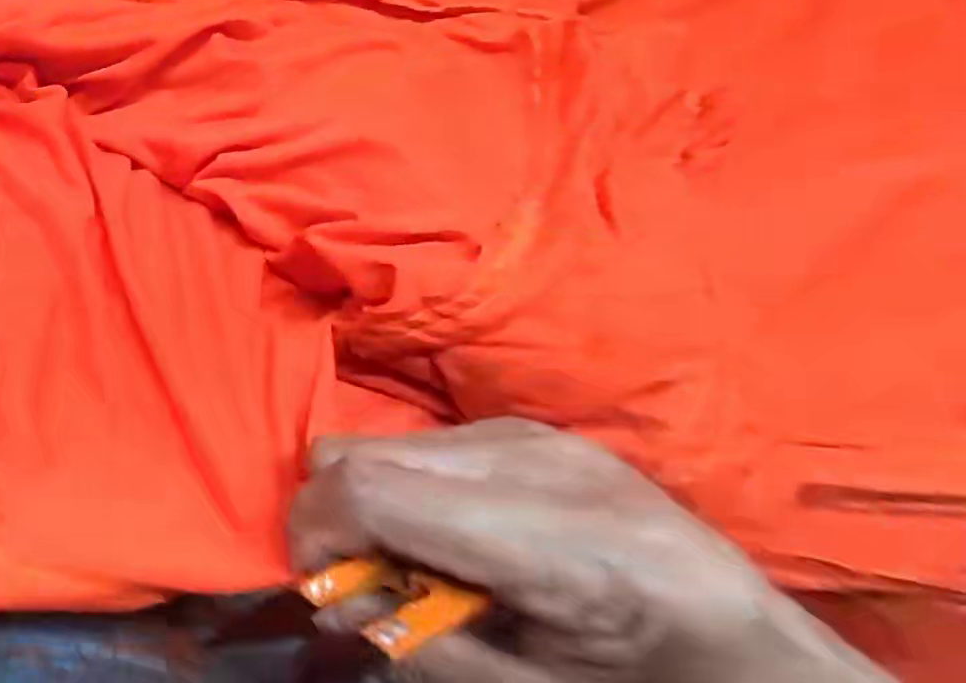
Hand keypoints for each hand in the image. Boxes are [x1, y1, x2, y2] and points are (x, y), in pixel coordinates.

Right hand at [286, 419, 888, 682]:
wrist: (765, 657)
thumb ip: (417, 645)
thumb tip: (326, 600)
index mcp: (562, 539)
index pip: (375, 491)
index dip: (317, 533)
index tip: (315, 586)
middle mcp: (535, 459)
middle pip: (358, 453)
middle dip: (329, 517)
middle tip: (355, 580)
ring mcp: (525, 430)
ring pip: (374, 441)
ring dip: (362, 501)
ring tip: (410, 561)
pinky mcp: (518, 424)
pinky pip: (412, 443)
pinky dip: (398, 487)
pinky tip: (446, 533)